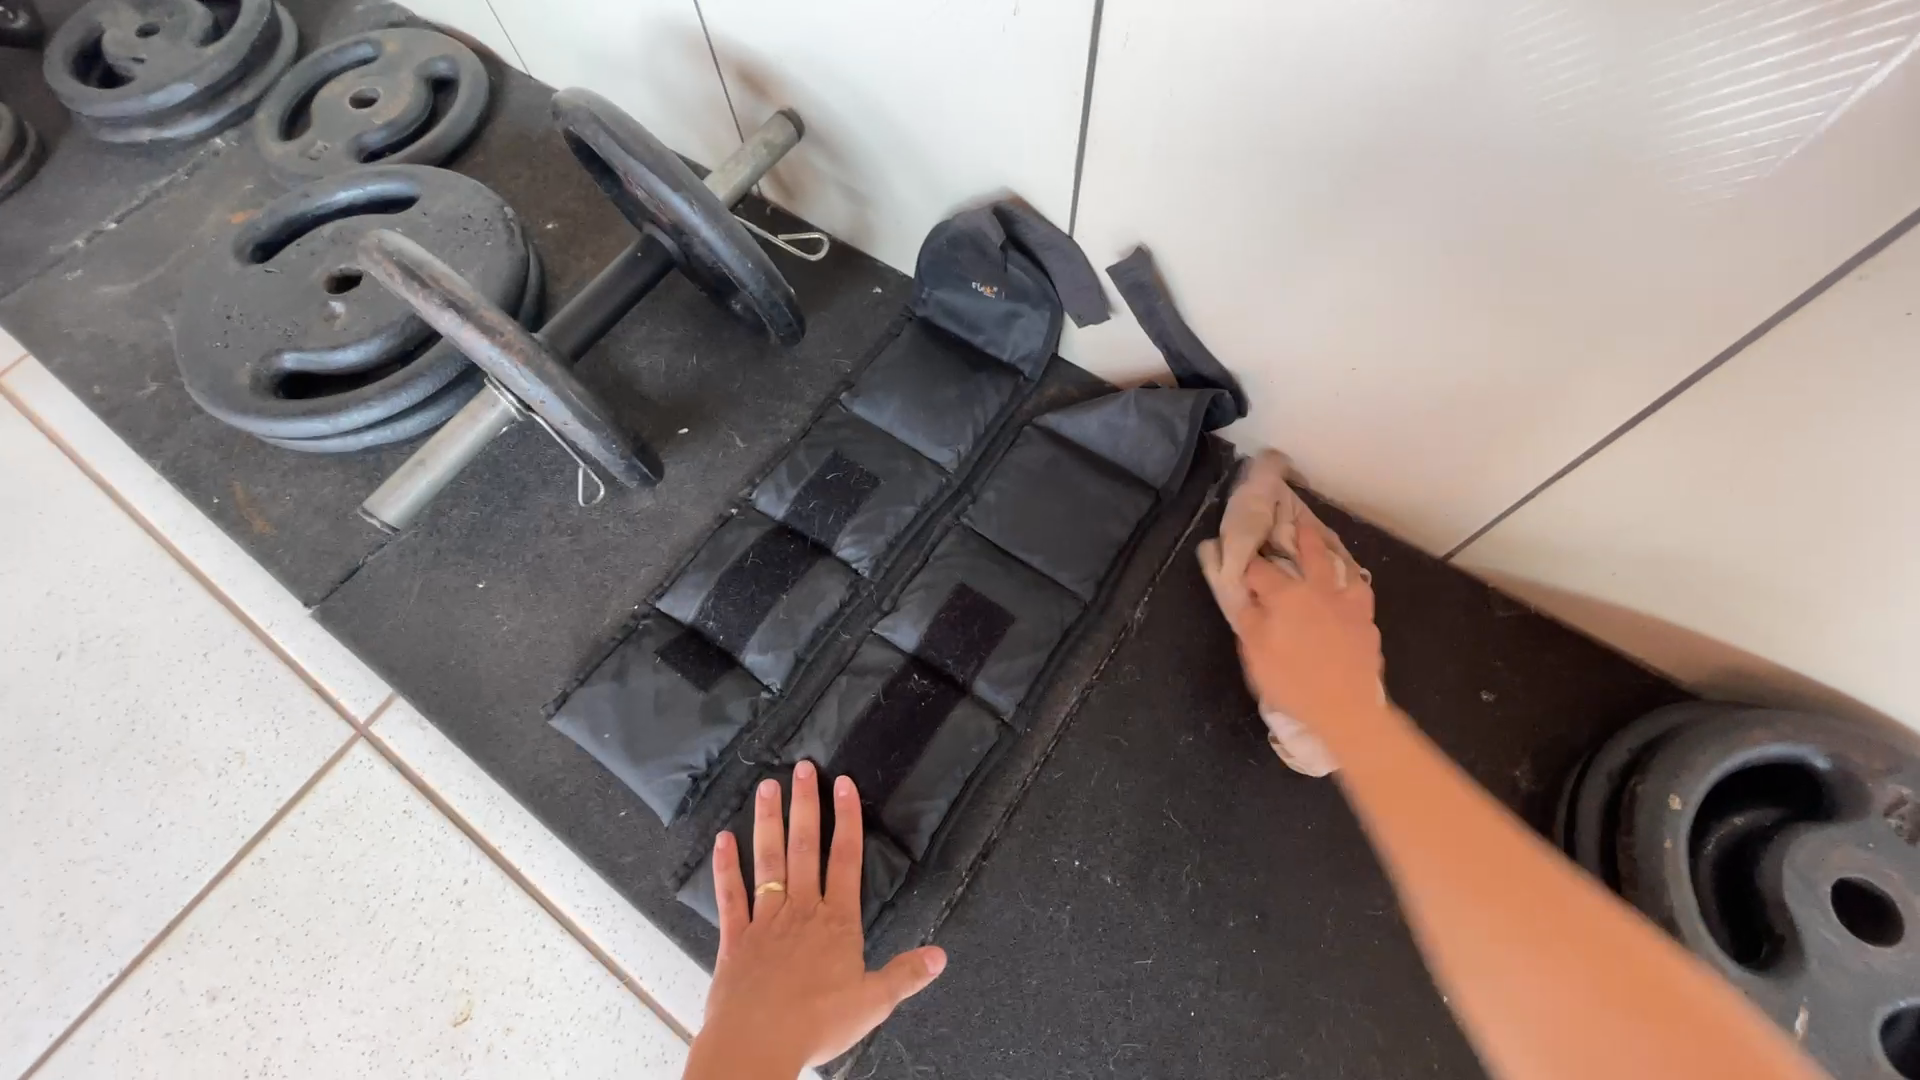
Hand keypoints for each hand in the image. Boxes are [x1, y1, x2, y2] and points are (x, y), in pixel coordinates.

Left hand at [684, 763, 946, 1078]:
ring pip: (769, 861)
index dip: (847, 818)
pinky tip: (723, 839)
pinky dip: (725, 867)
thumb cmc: (816, 1024)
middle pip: (805, 847)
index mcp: (836, 921)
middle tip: (803, 768)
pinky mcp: (735, 938)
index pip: (846, 858)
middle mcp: (802, 909)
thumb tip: (941, 955)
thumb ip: (907, 974)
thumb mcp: (873, 1002)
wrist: (757, 1046)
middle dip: (806, 805)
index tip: (844, 784)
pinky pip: (730, 896)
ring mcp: (766, 920)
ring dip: (768, 822)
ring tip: (767, 786)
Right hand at [1228, 525, 1385, 733]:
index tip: (1238, 559)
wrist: (1347, 710)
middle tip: (1299, 523)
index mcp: (1288, 596)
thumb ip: (1249, 619)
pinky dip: (1352, 592)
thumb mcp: (1254, 651)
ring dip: (1338, 560)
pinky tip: (1348, 600)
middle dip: (1303, 537)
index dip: (1247, 563)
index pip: (1260, 570)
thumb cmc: (1291, 680)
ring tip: (1333, 557)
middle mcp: (1321, 592)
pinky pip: (1361, 599)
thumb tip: (1245, 595)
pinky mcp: (1368, 627)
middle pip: (1312, 555)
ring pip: (1347, 573)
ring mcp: (1350, 607)